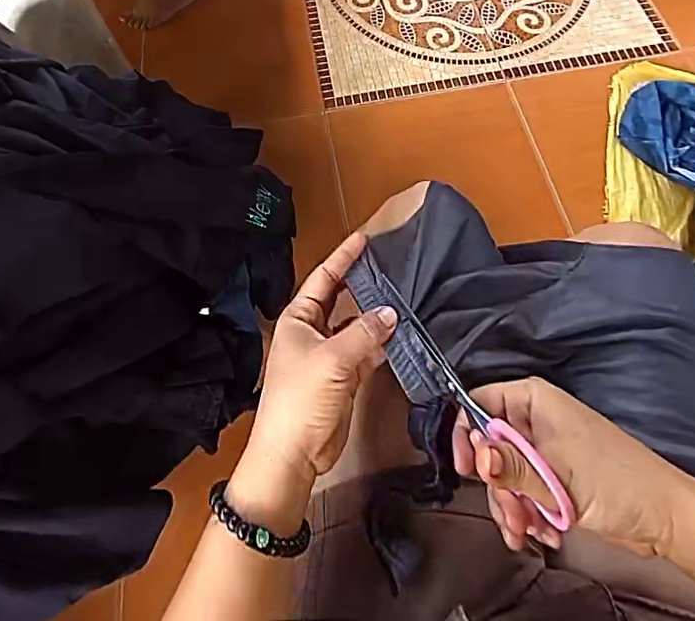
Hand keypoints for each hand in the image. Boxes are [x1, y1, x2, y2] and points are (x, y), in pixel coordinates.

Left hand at [242, 233, 397, 495]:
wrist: (294, 455)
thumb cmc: (301, 399)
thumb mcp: (333, 358)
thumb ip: (365, 332)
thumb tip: (390, 313)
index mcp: (298, 319)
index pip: (323, 278)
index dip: (342, 258)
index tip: (363, 239)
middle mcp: (312, 332)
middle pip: (340, 299)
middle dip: (361, 284)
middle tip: (387, 265)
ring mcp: (328, 354)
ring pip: (356, 326)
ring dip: (375, 316)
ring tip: (401, 298)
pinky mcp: (343, 376)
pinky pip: (366, 351)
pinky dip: (381, 343)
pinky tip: (399, 333)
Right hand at [454, 377, 694, 557]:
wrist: (662, 516)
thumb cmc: (618, 479)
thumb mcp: (557, 473)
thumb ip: (513, 464)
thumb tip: (478, 455)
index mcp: (535, 400)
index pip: (481, 403)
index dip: (468, 433)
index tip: (467, 467)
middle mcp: (536, 420)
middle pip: (490, 445)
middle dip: (497, 484)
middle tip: (510, 508)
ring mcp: (545, 450)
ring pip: (504, 474)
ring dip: (511, 506)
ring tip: (528, 528)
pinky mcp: (553, 477)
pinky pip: (523, 493)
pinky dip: (527, 515)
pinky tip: (543, 530)